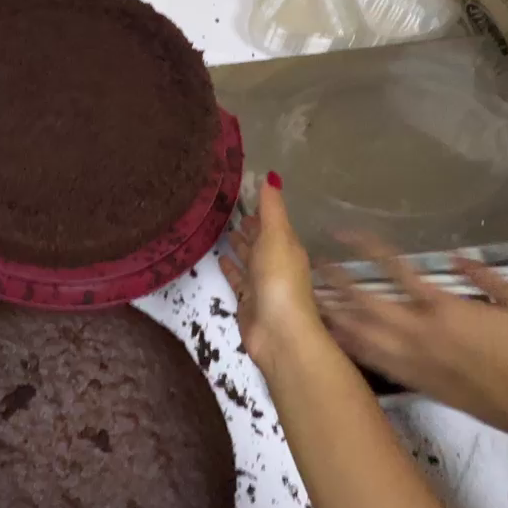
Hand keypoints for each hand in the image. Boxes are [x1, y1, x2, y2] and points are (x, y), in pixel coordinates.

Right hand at [222, 174, 325, 366]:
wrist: (279, 332)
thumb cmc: (280, 279)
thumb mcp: (277, 236)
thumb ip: (271, 208)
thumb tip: (272, 175)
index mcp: (287, 247)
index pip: (273, 224)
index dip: (261, 211)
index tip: (243, 196)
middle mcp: (276, 263)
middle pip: (261, 241)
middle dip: (250, 227)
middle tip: (230, 211)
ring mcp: (261, 284)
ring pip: (249, 259)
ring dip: (239, 246)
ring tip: (223, 231)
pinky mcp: (247, 301)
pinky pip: (237, 279)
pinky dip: (230, 268)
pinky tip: (219, 258)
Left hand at [320, 235, 507, 443]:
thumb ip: (485, 276)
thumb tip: (456, 257)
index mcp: (445, 308)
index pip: (395, 269)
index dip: (365, 247)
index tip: (343, 232)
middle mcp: (420, 332)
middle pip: (363, 301)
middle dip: (335, 280)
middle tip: (313, 263)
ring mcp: (414, 360)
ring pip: (359, 332)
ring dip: (333, 312)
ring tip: (310, 295)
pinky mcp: (416, 383)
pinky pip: (371, 360)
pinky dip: (348, 344)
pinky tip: (332, 334)